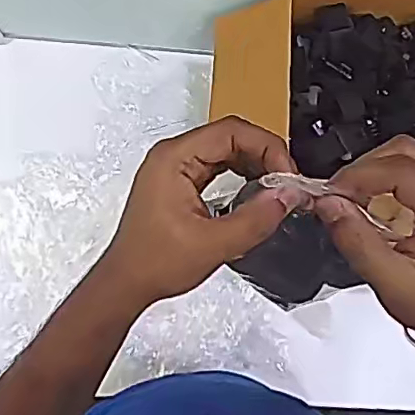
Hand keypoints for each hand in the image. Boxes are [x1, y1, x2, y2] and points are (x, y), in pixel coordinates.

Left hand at [93, 116, 301, 307]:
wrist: (127, 283)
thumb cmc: (152, 263)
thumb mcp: (214, 244)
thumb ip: (256, 218)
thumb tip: (287, 196)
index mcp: (174, 159)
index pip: (232, 132)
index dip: (267, 147)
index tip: (286, 172)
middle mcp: (173, 156)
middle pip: (231, 136)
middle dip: (264, 156)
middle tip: (286, 181)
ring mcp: (176, 168)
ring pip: (227, 150)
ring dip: (255, 165)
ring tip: (276, 188)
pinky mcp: (181, 182)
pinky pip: (218, 166)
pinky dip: (242, 175)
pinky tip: (256, 192)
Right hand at [314, 136, 414, 347]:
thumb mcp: (393, 284)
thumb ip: (358, 242)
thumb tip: (330, 206)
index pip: (403, 171)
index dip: (360, 176)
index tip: (332, 192)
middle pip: (407, 153)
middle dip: (365, 170)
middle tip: (338, 196)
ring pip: (411, 155)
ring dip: (376, 173)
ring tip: (355, 202)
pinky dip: (390, 180)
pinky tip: (377, 205)